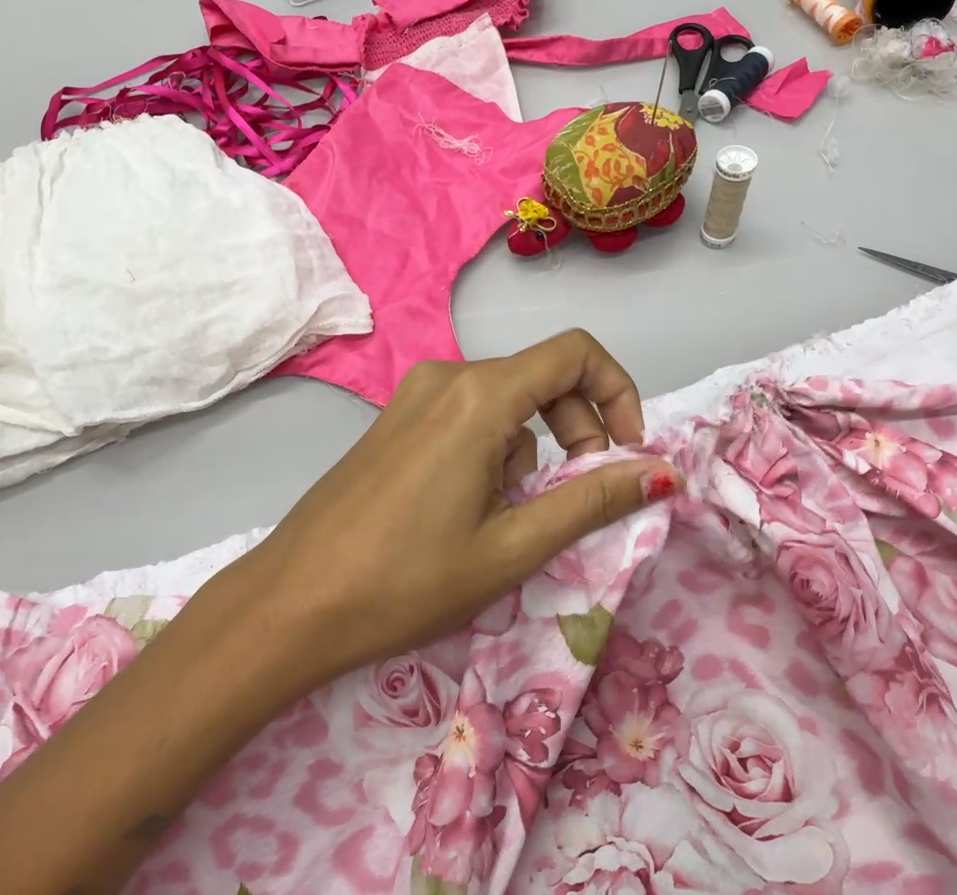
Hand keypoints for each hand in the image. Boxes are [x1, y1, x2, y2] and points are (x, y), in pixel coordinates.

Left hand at [212, 329, 679, 687]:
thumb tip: (663, 473)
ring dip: (531, 452)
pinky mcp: (393, 422)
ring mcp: (413, 397)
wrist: (293, 603)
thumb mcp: (512, 547)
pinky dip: (492, 452)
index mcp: (479, 396)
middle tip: (575, 498)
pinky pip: (466, 418)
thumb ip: (592, 502)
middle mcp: (446, 378)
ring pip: (505, 403)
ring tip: (507, 521)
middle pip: (541, 377)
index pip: (575, 353)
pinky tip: (468, 512)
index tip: (626, 453)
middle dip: (578, 429)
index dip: (618, 393)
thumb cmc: (407, 581)